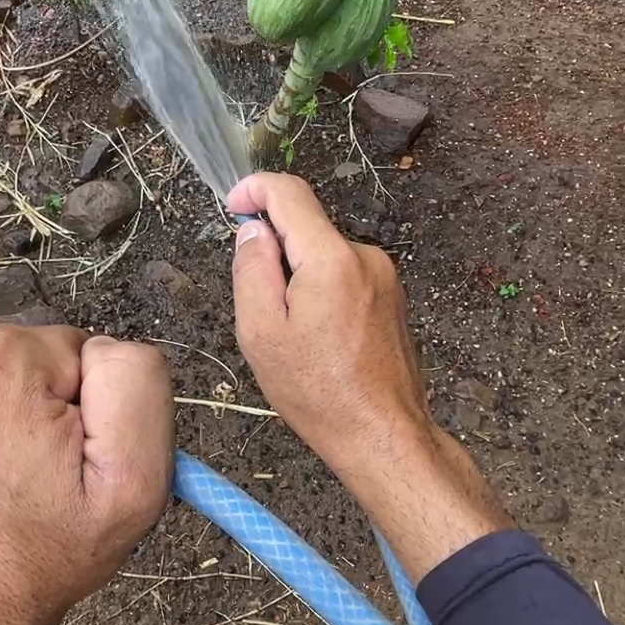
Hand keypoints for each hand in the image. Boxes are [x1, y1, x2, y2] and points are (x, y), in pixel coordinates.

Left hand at [0, 318, 171, 624]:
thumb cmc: (44, 553)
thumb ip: (136, 380)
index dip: (75, 400)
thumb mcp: (134, 480)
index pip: (66, 347)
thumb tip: (98, 346)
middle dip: (27, 392)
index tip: (58, 452)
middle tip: (24, 460)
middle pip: (11, 345)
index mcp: (0, 361)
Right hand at [229, 173, 508, 577]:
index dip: (254, 189)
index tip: (233, 206)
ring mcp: (384, 275)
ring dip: (297, 273)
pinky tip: (318, 336)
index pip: (290, 193)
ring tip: (292, 332)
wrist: (384, 435)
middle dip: (274, 248)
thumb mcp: (261, 332)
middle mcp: (365, 255)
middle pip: (307, 226)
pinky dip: (320, 288)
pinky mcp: (392, 296)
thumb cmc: (316, 391)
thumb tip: (253, 230)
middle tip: (259, 304)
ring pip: (324, 253)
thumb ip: (252, 269)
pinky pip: (344, 273)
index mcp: (331, 258)